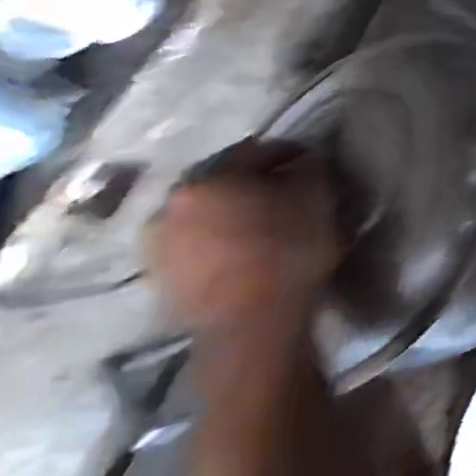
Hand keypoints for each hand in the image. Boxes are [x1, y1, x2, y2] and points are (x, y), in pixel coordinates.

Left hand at [151, 141, 344, 334]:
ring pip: (207, 214)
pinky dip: (220, 241)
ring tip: (265, 226)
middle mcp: (172, 203)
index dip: (291, 153)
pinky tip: (244, 252)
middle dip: (255, 184)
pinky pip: (196, 244)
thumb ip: (310, 169)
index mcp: (209, 178)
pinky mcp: (161, 276)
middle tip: (288, 194)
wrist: (252, 324)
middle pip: (225, 182)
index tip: (314, 163)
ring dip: (233, 214)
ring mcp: (159, 242)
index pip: (257, 152)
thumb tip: (304, 159)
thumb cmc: (289, 250)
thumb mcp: (316, 199)